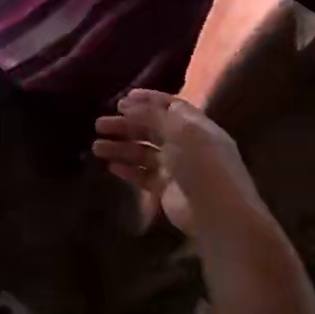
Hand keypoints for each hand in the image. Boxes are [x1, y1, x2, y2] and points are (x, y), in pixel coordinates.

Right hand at [93, 90, 266, 233]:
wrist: (217, 213)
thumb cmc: (203, 165)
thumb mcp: (181, 132)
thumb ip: (154, 115)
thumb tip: (128, 105)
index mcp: (196, 127)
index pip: (170, 106)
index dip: (147, 101)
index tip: (122, 99)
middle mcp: (186, 144)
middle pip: (151, 129)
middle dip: (126, 125)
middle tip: (100, 124)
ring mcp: (175, 167)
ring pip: (143, 152)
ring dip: (120, 147)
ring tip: (97, 147)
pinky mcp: (166, 189)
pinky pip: (142, 175)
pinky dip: (127, 169)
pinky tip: (111, 166)